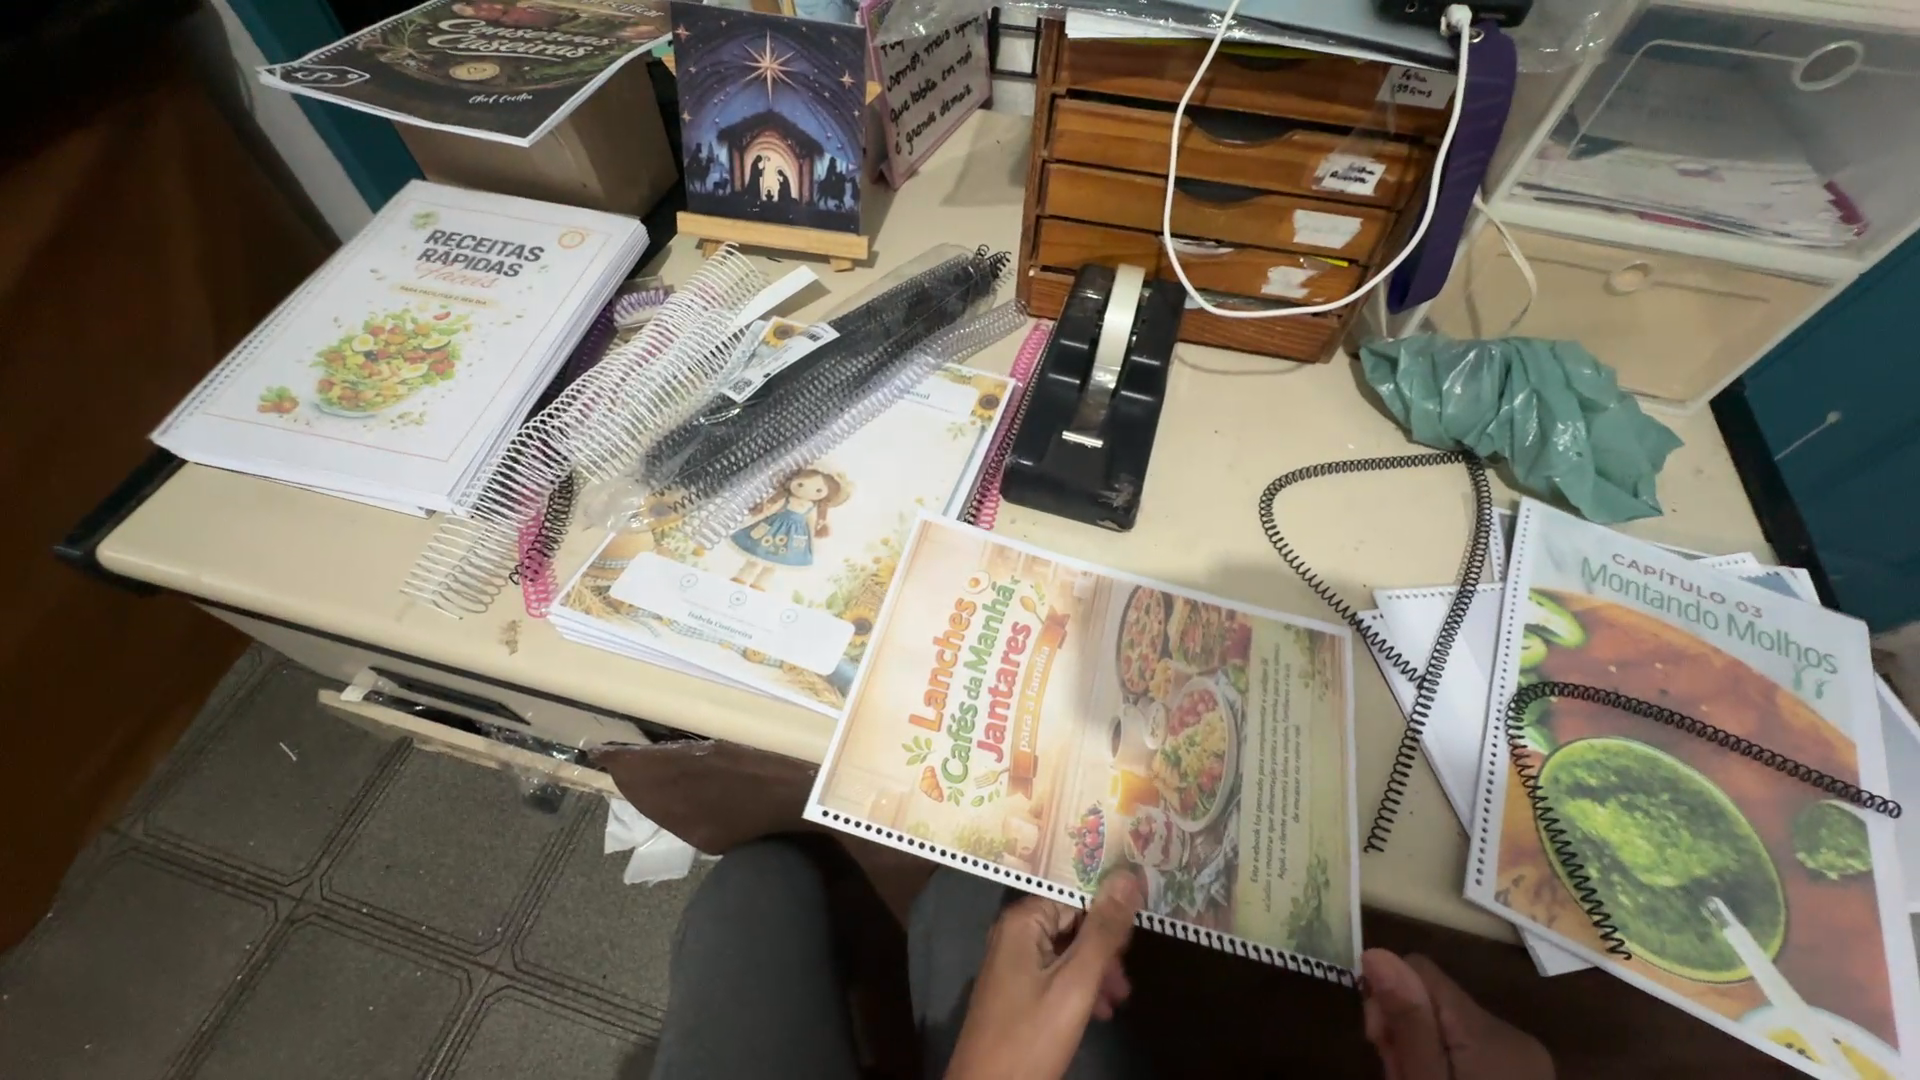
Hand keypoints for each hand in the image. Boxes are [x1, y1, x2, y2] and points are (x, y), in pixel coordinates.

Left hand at [944, 874, 1143, 1079]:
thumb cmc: (1031, 1036)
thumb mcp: (1075, 984)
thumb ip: (1103, 930)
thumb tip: (1128, 874)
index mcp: (1022, 920)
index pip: (1074, 893)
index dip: (1108, 909)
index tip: (1136, 934)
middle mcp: (1014, 932)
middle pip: (1072, 921)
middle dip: (1104, 947)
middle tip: (1124, 980)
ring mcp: (1014, 962)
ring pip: (1068, 950)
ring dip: (1096, 970)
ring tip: (1117, 999)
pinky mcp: (1017, 989)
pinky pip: (1057, 973)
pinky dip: (1080, 987)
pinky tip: (1099, 1011)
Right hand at [1362, 949, 1554, 1079]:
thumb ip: (1407, 1020)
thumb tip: (1375, 952)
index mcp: (1490, 1031)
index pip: (1418, 970)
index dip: (1386, 996)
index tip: (1376, 1040)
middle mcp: (1512, 1033)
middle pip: (1433, 999)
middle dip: (1404, 1027)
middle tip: (1396, 1072)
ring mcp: (1522, 1056)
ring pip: (1447, 1023)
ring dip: (1420, 1045)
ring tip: (1413, 1079)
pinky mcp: (1521, 1072)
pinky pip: (1468, 1045)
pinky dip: (1444, 1059)